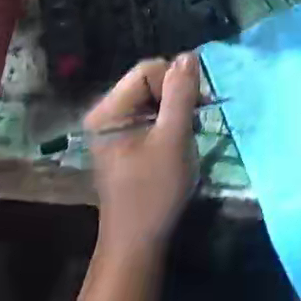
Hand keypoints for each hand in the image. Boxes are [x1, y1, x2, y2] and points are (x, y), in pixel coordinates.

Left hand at [84, 54, 202, 248]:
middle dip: (175, 94)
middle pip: (148, 80)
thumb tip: (189, 56)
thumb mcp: (173, 140)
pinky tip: (175, 141)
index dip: (174, 82)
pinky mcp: (122, 139)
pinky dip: (166, 121)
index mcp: (108, 110)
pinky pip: (148, 113)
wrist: (136, 244)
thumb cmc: (153, 192)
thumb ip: (181, 95)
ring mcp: (112, 126)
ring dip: (174, 108)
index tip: (195, 107)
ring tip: (185, 133)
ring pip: (151, 96)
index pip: (148, 70)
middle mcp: (105, 111)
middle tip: (194, 119)